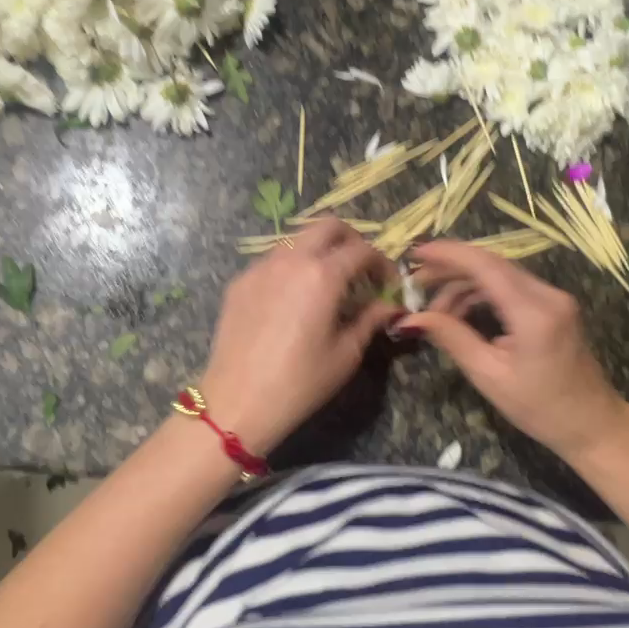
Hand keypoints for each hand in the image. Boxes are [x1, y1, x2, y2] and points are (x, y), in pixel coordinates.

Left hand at [197, 218, 402, 454]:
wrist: (237, 401)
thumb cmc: (299, 383)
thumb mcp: (345, 354)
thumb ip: (371, 320)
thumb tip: (391, 305)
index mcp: (323, 275)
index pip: (362, 250)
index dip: (382, 263)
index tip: (388, 284)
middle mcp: (291, 259)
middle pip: (328, 226)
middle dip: (351, 240)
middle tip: (360, 269)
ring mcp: (261, 266)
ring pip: (297, 238)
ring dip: (319, 250)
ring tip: (327, 283)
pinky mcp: (240, 280)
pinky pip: (273, 260)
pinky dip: (292, 267)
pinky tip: (293, 299)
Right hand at [395, 241, 625, 460]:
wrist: (593, 424)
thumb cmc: (540, 408)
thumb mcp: (488, 375)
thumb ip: (451, 337)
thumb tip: (410, 318)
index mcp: (533, 313)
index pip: (485, 266)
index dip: (448, 254)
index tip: (415, 253)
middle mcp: (547, 294)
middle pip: (490, 264)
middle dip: (450, 269)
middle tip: (416, 283)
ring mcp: (553, 297)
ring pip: (498, 273)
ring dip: (464, 284)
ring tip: (436, 310)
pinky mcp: (553, 304)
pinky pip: (511, 285)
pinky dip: (482, 292)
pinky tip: (462, 312)